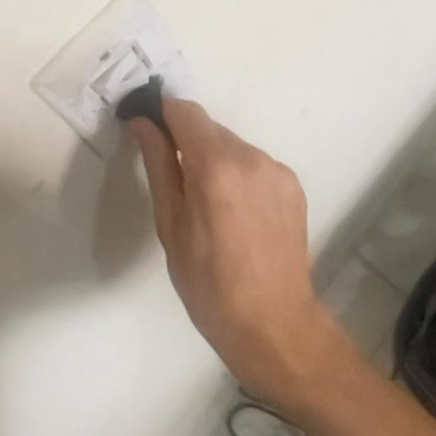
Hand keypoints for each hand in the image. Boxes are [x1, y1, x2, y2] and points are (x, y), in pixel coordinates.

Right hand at [125, 100, 343, 402]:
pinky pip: (256, 166)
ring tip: (208, 208)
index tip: (148, 128)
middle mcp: (252, 157)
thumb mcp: (171, 226)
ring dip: (215, 161)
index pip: (185, 112)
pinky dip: (239, 177)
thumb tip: (143, 123)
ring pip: (234, 147)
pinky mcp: (293, 185)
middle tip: (175, 182)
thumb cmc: (209, 284)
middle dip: (188, 143)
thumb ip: (159, 166)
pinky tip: (236, 215)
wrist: (273, 323)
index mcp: (217, 166)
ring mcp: (277, 170)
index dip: (163, 114)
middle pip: (210, 129)